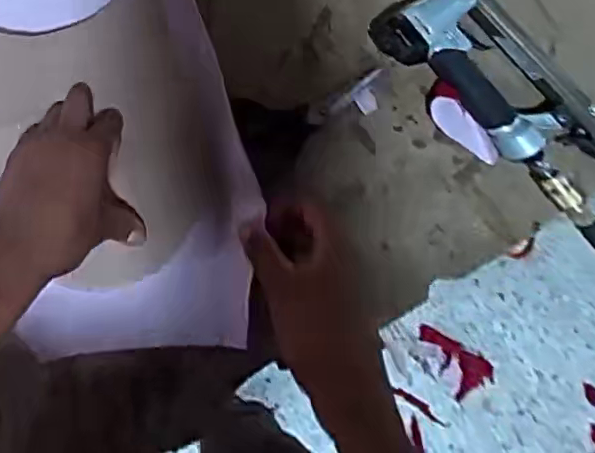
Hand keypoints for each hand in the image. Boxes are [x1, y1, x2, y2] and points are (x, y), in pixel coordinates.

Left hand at [0, 83, 145, 285]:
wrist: (11, 247)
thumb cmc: (63, 233)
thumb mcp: (99, 228)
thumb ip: (121, 222)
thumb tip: (139, 232)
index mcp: (93, 148)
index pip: (111, 119)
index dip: (114, 127)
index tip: (113, 143)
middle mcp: (66, 136)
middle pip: (79, 96)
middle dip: (86, 104)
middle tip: (90, 129)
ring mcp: (38, 141)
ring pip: (54, 110)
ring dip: (62, 119)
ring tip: (67, 142)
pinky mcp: (16, 153)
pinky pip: (33, 131)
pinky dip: (40, 138)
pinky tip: (43, 159)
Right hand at [244, 200, 401, 447]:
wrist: (347, 387)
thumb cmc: (313, 328)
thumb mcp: (280, 286)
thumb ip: (262, 250)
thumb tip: (247, 221)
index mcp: (334, 244)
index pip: (310, 206)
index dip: (283, 208)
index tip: (258, 223)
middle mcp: (344, 257)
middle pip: (312, 229)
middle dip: (281, 232)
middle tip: (254, 246)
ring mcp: (346, 282)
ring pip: (312, 256)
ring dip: (285, 257)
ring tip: (259, 271)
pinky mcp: (342, 306)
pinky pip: (316, 278)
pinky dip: (295, 278)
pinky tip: (275, 297)